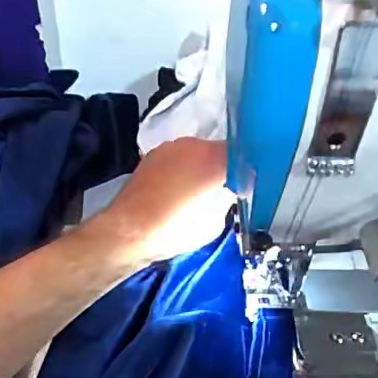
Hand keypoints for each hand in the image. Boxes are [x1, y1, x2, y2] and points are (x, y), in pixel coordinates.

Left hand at [85, 138, 235, 266]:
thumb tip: (227, 192)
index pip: (244, 156)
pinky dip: (185, 167)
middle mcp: (195, 145)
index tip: (249, 184)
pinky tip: (180, 187)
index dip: (249, 169)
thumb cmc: (173, 231)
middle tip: (226, 189)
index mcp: (214, 161)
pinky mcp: (154, 153)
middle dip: (226, 167)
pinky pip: (180, 155)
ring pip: (199, 151)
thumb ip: (226, 200)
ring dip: (204, 165)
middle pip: (221, 150)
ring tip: (200, 190)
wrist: (127, 230)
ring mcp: (172, 146)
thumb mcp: (213, 223)